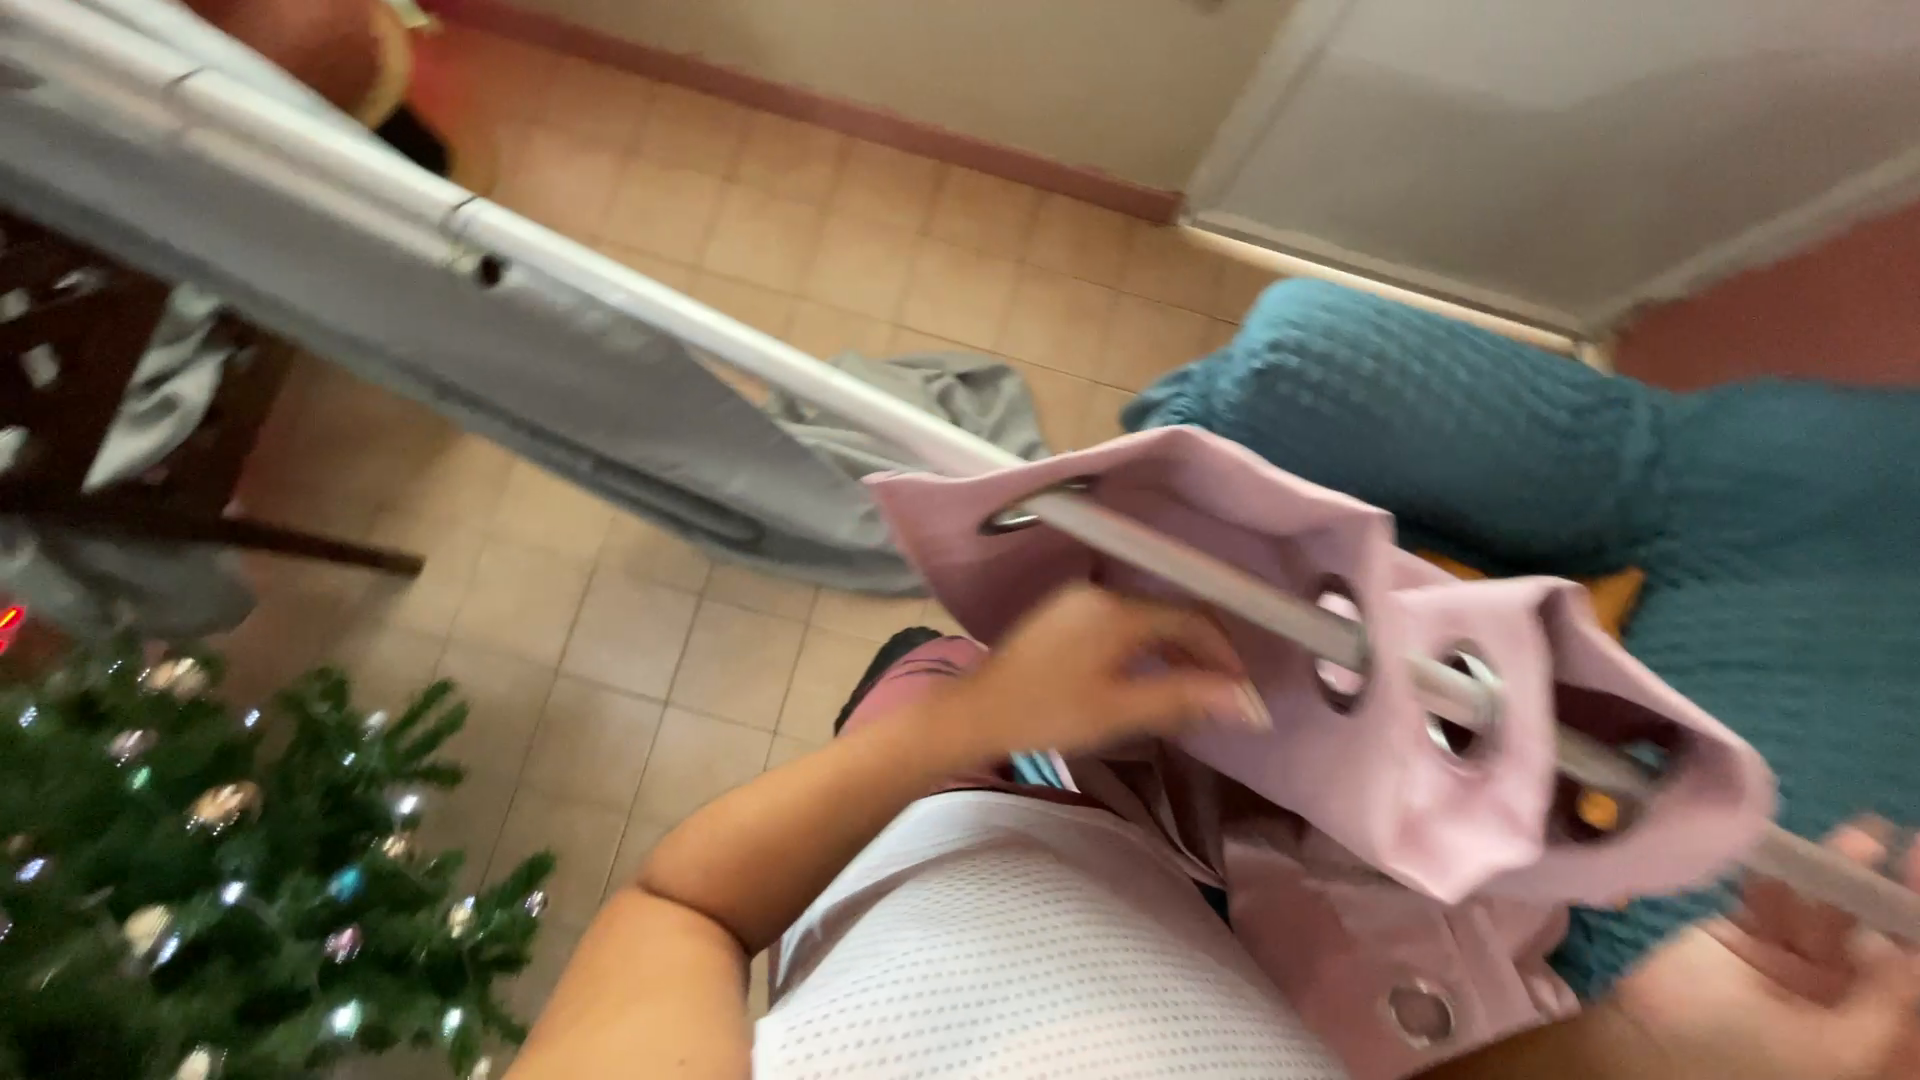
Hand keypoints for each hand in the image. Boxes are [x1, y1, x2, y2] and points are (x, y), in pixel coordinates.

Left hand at [927, 583, 1266, 761]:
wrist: (974, 712)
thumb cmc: (1045, 714)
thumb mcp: (1118, 711)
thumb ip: (1183, 698)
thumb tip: (1245, 701)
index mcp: (1115, 611)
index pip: (1190, 618)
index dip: (1224, 652)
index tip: (1242, 690)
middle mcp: (1099, 594)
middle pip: (1168, 613)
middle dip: (1201, 652)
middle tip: (1222, 694)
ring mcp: (1077, 601)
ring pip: (1144, 617)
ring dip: (1173, 649)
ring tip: (1191, 690)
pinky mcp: (1063, 613)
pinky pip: (1120, 621)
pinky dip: (1143, 645)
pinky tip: (1148, 675)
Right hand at [1608, 819, 1919, 1079]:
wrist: (1653, 1044)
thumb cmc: (1756, 1062)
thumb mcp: (1843, 1046)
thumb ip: (1887, 999)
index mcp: (1888, 1038)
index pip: (1919, 977)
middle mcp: (1851, 999)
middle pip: (1887, 942)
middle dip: (1897, 897)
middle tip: (1911, 848)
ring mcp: (1796, 967)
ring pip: (1831, 917)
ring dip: (1841, 879)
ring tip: (1857, 837)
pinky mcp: (1744, 938)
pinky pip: (1770, 905)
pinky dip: (1779, 882)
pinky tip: (1788, 859)